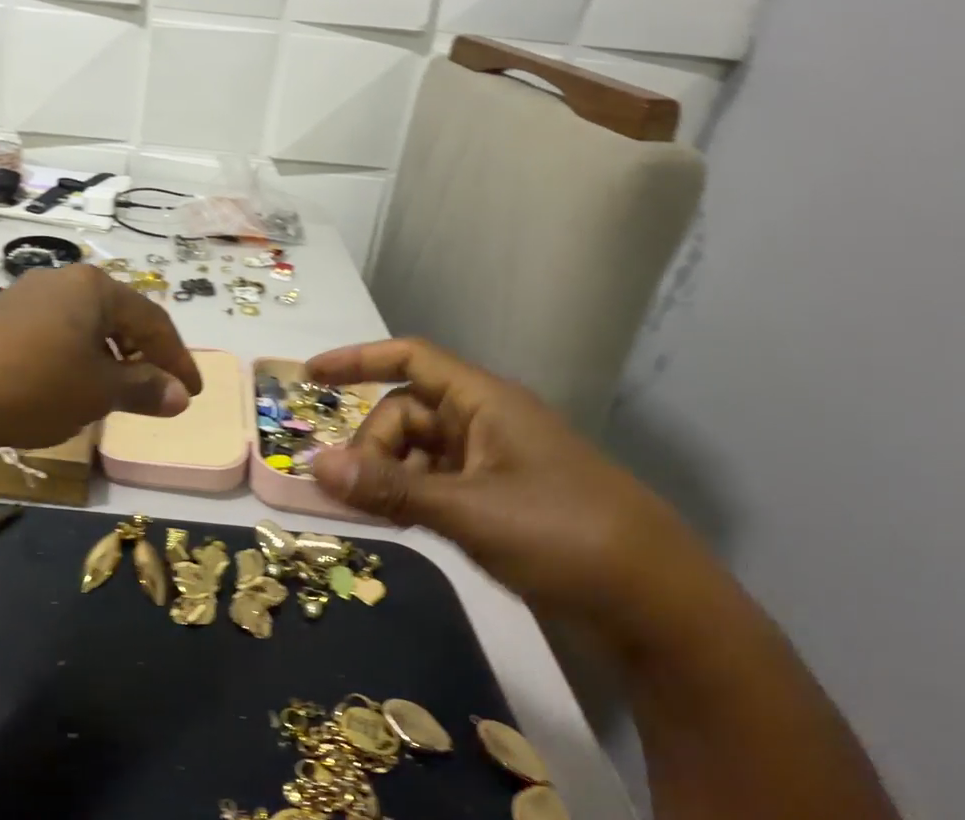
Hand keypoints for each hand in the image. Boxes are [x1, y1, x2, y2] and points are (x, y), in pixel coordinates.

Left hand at [0, 265, 201, 452]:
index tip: (193, 392)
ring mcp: (26, 296)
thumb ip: (143, 389)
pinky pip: (54, 333)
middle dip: (142, 356)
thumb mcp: (98, 392)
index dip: (177, 359)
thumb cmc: (35, 387)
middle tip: (158, 391)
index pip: (153, 321)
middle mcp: (61, 280)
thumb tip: (179, 395)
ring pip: (84, 326)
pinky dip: (74, 358)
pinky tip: (68, 386)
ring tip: (115, 393)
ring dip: (107, 358)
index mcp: (94, 287)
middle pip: (118, 317)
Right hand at [305, 338, 717, 638]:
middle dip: (370, 444)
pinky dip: (408, 496)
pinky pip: (436, 483)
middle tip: (348, 490)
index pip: (411, 360)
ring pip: (418, 451)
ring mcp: (494, 464)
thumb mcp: (469, 510)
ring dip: (386, 474)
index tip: (308, 376)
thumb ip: (390, 487)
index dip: (357, 360)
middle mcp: (486, 424)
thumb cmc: (564, 536)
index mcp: (486, 403)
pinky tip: (395, 523)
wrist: (656, 604)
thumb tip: (313, 464)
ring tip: (367, 512)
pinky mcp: (499, 502)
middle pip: (406, 412)